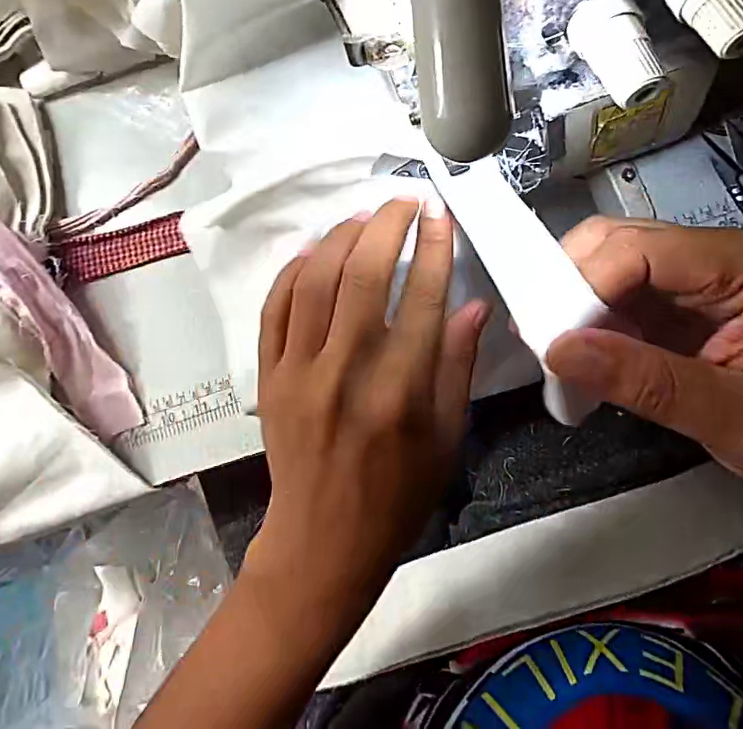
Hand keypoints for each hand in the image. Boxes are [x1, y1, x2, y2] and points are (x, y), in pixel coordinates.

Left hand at [246, 197, 490, 608]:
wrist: (323, 542)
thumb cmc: (398, 494)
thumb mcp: (447, 436)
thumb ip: (458, 364)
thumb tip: (474, 302)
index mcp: (400, 391)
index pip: (421, 297)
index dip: (434, 246)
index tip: (440, 214)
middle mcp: (346, 372)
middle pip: (362, 274)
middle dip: (386, 225)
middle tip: (403, 201)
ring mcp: (298, 371)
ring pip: (314, 281)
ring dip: (339, 238)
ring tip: (363, 219)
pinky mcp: (268, 376)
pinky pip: (275, 308)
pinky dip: (294, 271)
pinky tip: (314, 252)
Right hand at [546, 217, 742, 516]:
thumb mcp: (738, 419)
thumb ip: (647, 382)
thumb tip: (559, 351)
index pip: (646, 249)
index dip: (589, 281)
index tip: (551, 334)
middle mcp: (720, 256)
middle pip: (624, 243)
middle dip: (574, 282)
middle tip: (541, 334)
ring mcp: (701, 279)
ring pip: (615, 265)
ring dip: (577, 301)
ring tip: (552, 346)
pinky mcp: (685, 306)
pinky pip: (623, 296)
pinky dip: (593, 321)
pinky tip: (579, 352)